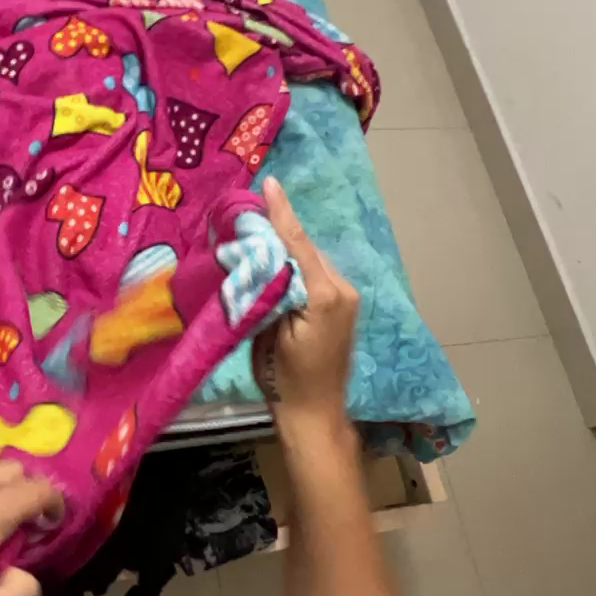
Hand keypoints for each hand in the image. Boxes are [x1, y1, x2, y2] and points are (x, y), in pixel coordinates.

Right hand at [252, 176, 359, 429]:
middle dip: (280, 227)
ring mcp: (345, 297)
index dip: (281, 214)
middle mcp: (342, 289)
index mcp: (325, 294)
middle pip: (305, 247)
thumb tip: (258, 256)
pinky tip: (276, 255)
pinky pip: (314, 272)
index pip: (298, 244)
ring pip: (310, 257)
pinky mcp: (340, 305)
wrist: (313, 412)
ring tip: (258, 227)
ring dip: (287, 244)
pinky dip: (295, 260)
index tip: (270, 184)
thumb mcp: (269, 331)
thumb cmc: (285, 377)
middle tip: (250, 207)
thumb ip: (269, 289)